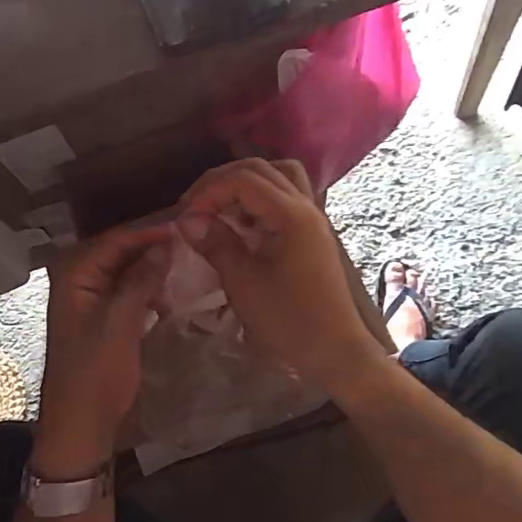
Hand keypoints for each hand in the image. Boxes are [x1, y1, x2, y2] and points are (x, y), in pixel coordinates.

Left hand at [36, 223, 173, 472]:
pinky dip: (146, 289)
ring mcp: (87, 299)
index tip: (187, 227)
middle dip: (153, 248)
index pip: (116, 240)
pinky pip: (125, 291)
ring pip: (124, 271)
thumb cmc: (96, 373)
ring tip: (186, 265)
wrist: (80, 423)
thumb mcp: (120, 323)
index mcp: (74, 275)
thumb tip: (166, 243)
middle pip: (119, 252)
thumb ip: (140, 280)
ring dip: (151, 269)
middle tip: (192, 242)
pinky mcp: (100, 317)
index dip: (151, 232)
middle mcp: (76, 279)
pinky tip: (169, 293)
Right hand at [175, 159, 389, 397]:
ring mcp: (313, 219)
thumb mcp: (244, 284)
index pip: (244, 180)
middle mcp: (306, 207)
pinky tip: (242, 223)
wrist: (335, 351)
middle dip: (223, 181)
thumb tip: (186, 219)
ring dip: (245, 185)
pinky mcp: (313, 234)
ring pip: (279, 177)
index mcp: (291, 216)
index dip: (209, 191)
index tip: (186, 217)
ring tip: (220, 209)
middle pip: (261, 169)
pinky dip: (261, 200)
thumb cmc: (288, 321)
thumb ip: (216, 244)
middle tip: (195, 207)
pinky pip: (287, 198)